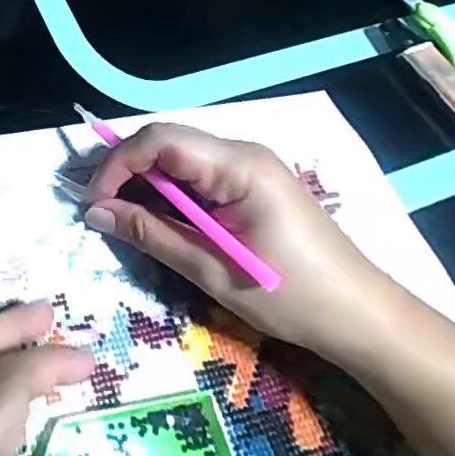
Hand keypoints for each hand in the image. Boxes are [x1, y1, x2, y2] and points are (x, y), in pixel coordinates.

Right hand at [83, 123, 403, 360]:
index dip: (118, 164)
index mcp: (239, 165)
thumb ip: (152, 234)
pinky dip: (171, 193)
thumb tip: (97, 213)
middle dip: (127, 171)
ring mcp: (250, 164)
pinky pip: (199, 174)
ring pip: (181, 157)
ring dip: (147, 183)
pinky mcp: (252, 181)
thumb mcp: (212, 270)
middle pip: (168, 143)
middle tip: (101, 212)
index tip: (94, 203)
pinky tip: (159, 219)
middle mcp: (243, 152)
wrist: (360, 315)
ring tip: (123, 218)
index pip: (161, 140)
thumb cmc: (291, 297)